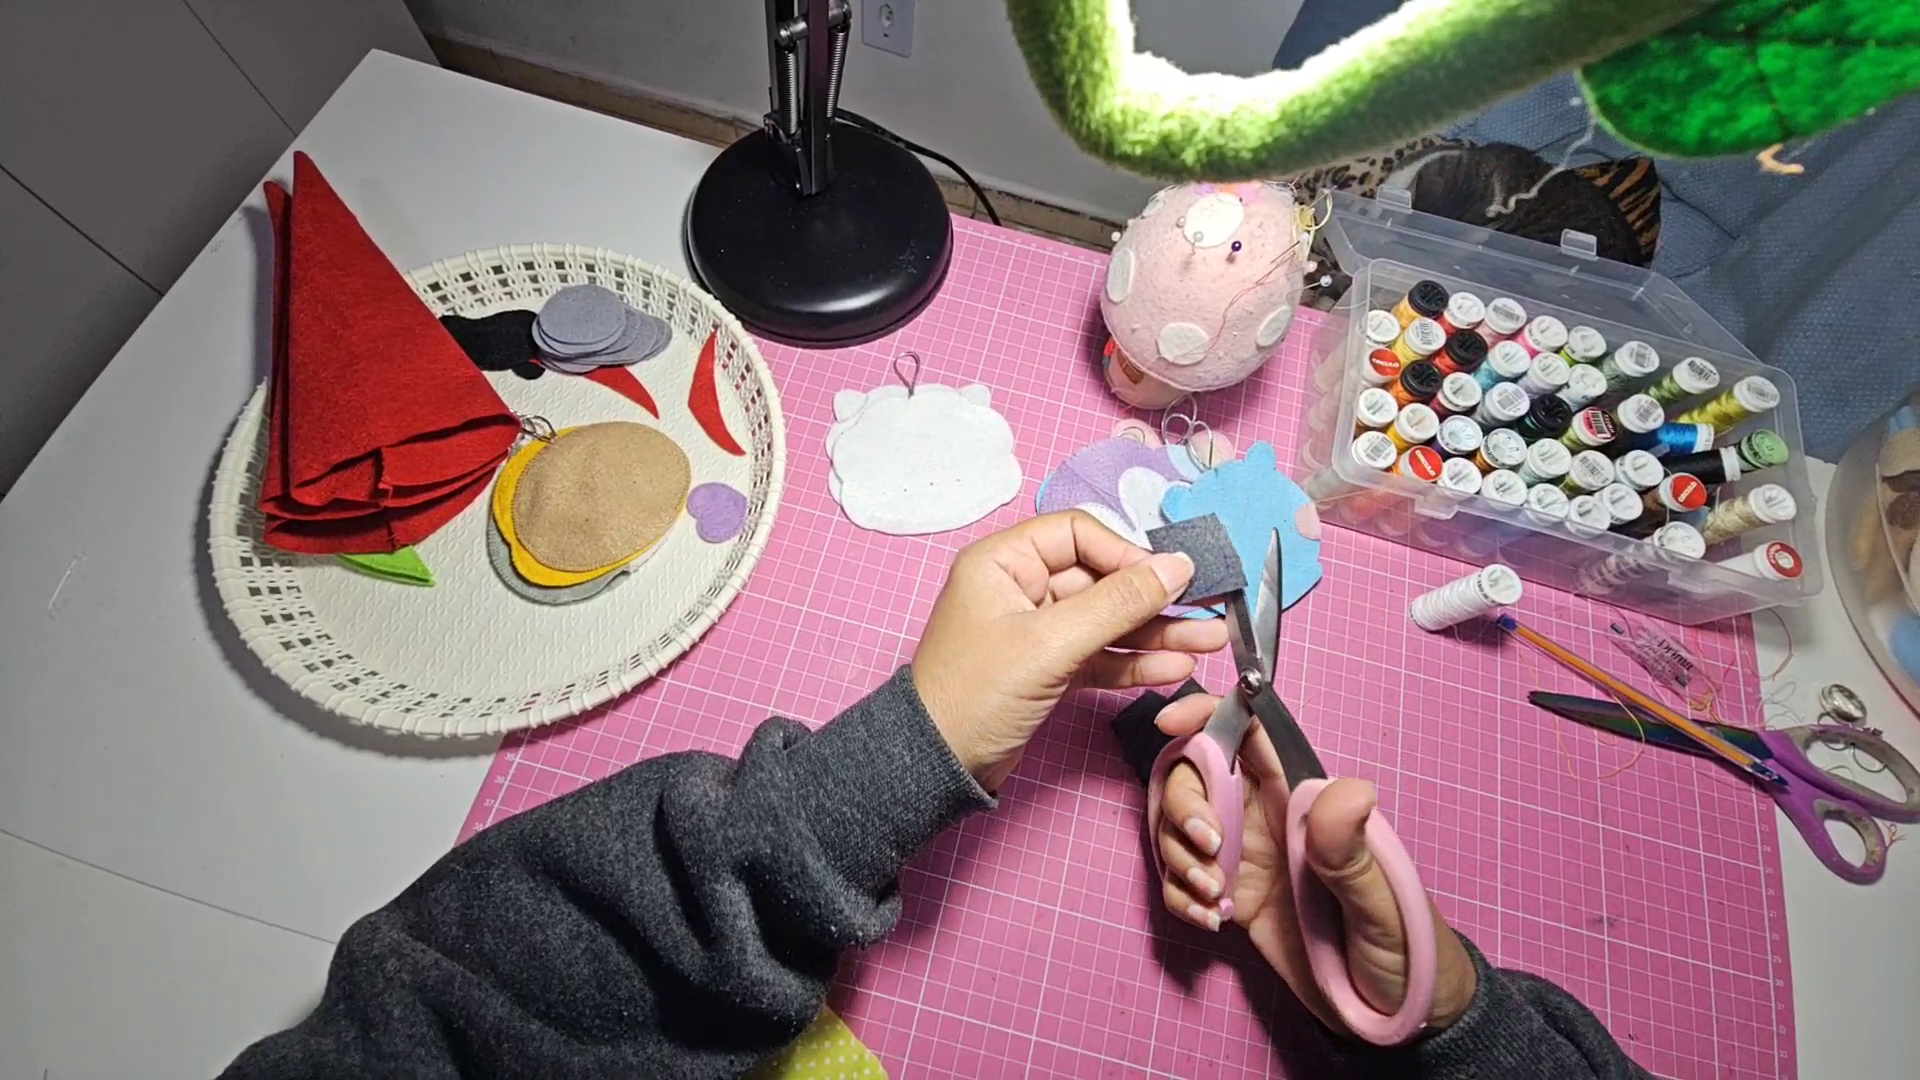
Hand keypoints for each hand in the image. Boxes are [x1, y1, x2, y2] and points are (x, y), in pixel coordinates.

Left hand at [913, 511, 1226, 791]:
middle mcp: (1020, 587)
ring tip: (1207, 642)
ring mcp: (1036, 629)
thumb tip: (1177, 566)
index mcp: (1004, 561)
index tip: (1168, 578)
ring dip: (1154, 633)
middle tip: (1206, 612)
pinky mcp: (1048, 667)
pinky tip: (1173, 668)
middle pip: (1099, 579)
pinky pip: (1099, 654)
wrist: (939, 765)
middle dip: (1152, 599)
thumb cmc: (977, 693)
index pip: (1078, 534)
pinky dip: (1133, 662)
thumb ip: (1117, 604)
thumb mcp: (1050, 643)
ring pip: (1105, 620)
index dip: (1125, 553)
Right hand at [1154, 693, 1477, 1038]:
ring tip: (1214, 899)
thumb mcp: (1384, 903)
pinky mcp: (1225, 891)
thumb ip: (1351, 850)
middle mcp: (1261, 813)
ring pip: (1177, 824)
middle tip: (1209, 850)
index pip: (1246, 732)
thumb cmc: (1407, 950)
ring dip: (1178, 856)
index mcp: (1297, 796)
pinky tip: (1211, 921)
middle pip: (1195, 775)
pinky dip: (1179, 894)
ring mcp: (1239, 852)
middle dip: (1184, 806)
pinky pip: (1178, 876)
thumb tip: (1349, 788)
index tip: (1170, 724)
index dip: (1204, 714)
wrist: (1399, 1015)